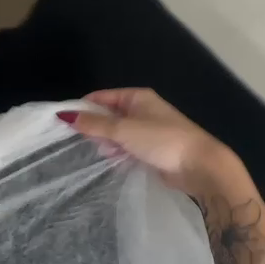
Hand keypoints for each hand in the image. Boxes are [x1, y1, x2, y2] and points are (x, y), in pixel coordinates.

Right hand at [57, 88, 241, 198]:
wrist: (199, 166)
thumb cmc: (162, 140)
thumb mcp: (123, 130)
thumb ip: (94, 124)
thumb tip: (65, 116)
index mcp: (136, 97)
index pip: (100, 97)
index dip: (83, 108)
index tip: (65, 123)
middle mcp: (141, 110)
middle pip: (106, 116)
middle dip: (97, 129)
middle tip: (94, 142)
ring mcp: (146, 130)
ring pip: (114, 134)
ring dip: (108, 144)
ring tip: (110, 154)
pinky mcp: (150, 149)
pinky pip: (125, 148)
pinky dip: (119, 154)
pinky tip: (118, 162)